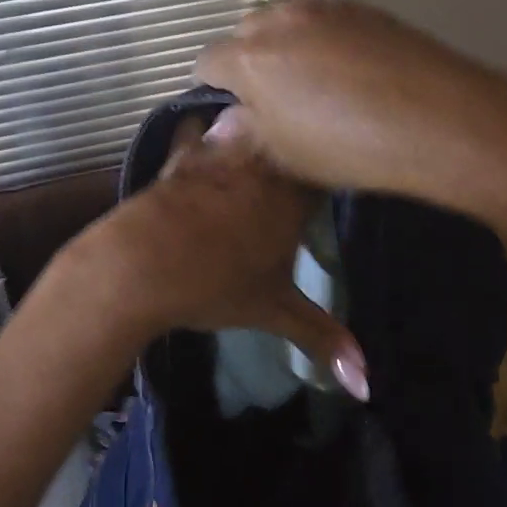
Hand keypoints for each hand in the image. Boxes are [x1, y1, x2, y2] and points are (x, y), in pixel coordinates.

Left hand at [53, 111, 367, 398]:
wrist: (139, 264)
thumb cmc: (215, 287)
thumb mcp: (273, 312)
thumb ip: (324, 338)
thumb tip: (367, 385)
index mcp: (295, 195)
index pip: (329, 164)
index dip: (334, 165)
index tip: (338, 173)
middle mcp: (262, 162)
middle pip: (290, 134)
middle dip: (296, 142)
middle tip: (299, 156)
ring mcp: (219, 153)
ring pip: (247, 121)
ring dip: (252, 127)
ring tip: (256, 142)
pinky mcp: (181, 156)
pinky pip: (198, 130)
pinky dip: (202, 133)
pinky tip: (200, 140)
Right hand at [194, 0, 490, 198]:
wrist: (439, 119)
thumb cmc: (348, 147)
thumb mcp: (286, 156)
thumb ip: (245, 134)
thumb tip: (223, 125)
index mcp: (250, 57)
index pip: (207, 62)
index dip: (214, 91)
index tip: (237, 118)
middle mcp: (282, 20)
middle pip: (246, 36)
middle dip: (251, 65)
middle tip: (278, 106)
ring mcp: (327, 9)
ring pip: (288, 26)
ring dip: (289, 51)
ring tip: (320, 91)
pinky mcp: (366, 9)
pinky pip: (327, 25)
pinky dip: (326, 45)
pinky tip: (355, 78)